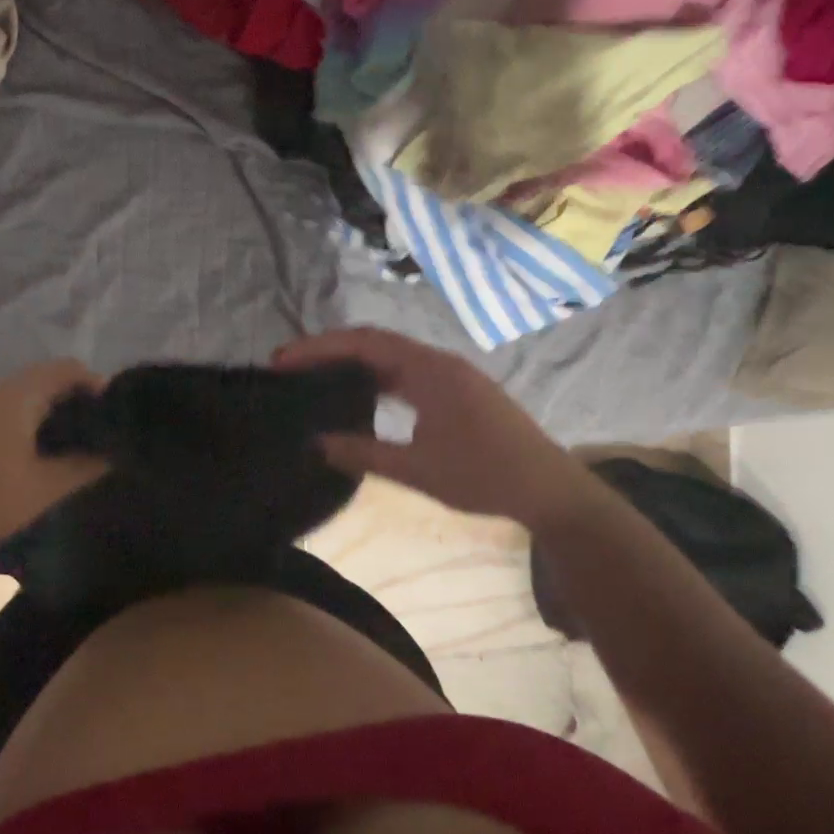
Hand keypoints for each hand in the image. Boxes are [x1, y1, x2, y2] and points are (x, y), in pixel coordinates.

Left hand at [0, 360, 110, 570]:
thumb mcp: (49, 488)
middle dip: (75, 398)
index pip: (66, 368)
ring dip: (51, 411)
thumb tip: (114, 451)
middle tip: (99, 433)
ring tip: (74, 446)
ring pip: (24, 395)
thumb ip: (87, 465)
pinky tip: (38, 456)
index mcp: (16, 398)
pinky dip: (29, 422)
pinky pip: (6, 411)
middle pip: (44, 378)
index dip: (96, 385)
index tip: (114, 417)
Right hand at [274, 327, 593, 529]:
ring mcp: (452, 376)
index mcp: (430, 371)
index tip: (283, 360)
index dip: (320, 348)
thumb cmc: (483, 476)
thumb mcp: (416, 469)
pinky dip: (376, 378)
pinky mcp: (459, 392)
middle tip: (289, 367)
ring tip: (314, 378)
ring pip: (392, 358)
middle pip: (375, 343)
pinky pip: (407, 373)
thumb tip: (316, 442)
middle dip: (329, 351)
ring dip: (352, 363)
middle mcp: (440, 363)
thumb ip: (363, 453)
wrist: (550, 490)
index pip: (364, 343)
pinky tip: (359, 396)